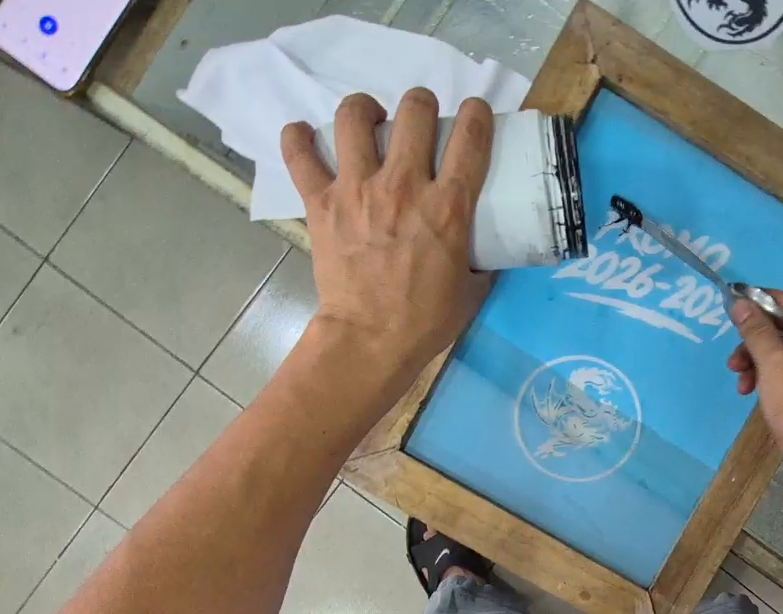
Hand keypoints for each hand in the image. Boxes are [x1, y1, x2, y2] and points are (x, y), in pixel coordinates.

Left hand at [281, 89, 493, 369]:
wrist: (372, 339)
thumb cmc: (429, 321)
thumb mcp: (473, 290)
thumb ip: (480, 259)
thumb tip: (484, 248)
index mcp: (449, 208)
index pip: (471, 140)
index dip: (478, 115)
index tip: (477, 113)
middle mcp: (404, 186)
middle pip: (414, 112)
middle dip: (421, 104)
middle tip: (421, 118)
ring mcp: (357, 189)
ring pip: (354, 117)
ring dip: (365, 109)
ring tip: (369, 121)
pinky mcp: (320, 202)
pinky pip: (299, 152)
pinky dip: (300, 138)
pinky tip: (307, 138)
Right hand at [727, 289, 782, 475]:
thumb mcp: (773, 366)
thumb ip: (756, 331)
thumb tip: (740, 301)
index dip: (760, 300)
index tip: (732, 306)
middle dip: (758, 337)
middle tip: (735, 355)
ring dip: (760, 358)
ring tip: (740, 380)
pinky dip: (771, 373)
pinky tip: (753, 390)